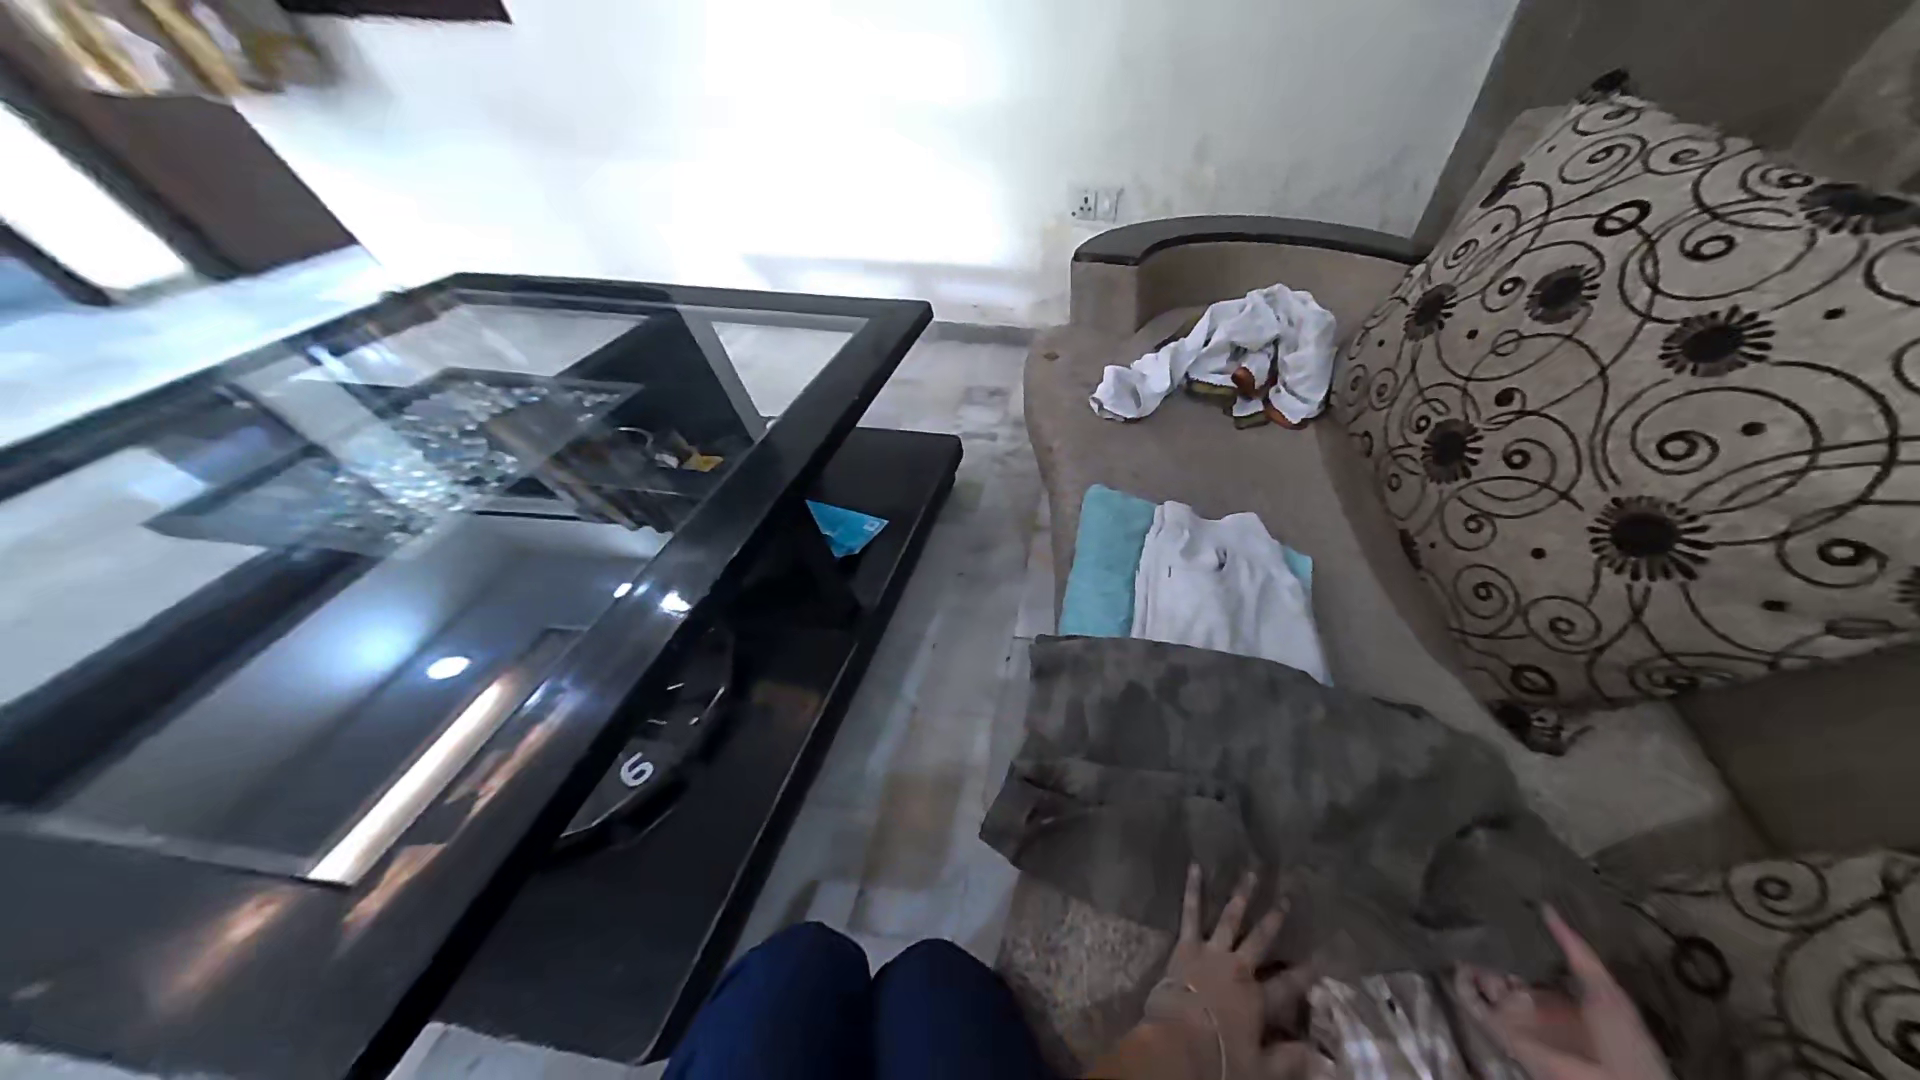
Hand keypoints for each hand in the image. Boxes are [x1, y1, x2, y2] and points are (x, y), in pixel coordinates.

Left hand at [1141, 863, 1319, 1078]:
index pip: (1290, 985)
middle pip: (1261, 940)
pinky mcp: (1186, 945)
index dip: (1308, 971)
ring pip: (1230, 918)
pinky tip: (1194, 866)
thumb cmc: (1219, 1061)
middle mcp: (1238, 969)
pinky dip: (1192, 888)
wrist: (1176, 1044)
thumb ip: (1290, 1061)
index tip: (1323, 954)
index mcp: (1258, 1000)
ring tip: (1251, 873)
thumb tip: (1321, 1057)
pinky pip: (1190, 912)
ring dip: (1242, 895)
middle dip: (1275, 919)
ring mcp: (1211, 952)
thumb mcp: (1261, 1070)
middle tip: (1287, 898)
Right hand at [1456, 908, 1671, 1079]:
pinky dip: (1461, 982)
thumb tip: (1545, 906)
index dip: (1513, 936)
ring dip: (1470, 958)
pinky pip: (1470, 1000)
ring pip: (1481, 977)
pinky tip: (1460, 961)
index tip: (1498, 907)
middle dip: (1487, 943)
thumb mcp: (1605, 990)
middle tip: (1469, 912)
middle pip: (1500, 964)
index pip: (1527, 957)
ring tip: (1457, 929)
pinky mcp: (1497, 1026)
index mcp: (1557, 992)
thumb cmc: (1621, 1040)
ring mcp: (1513, 1013)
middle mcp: (1530, 999)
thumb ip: (1576, 949)